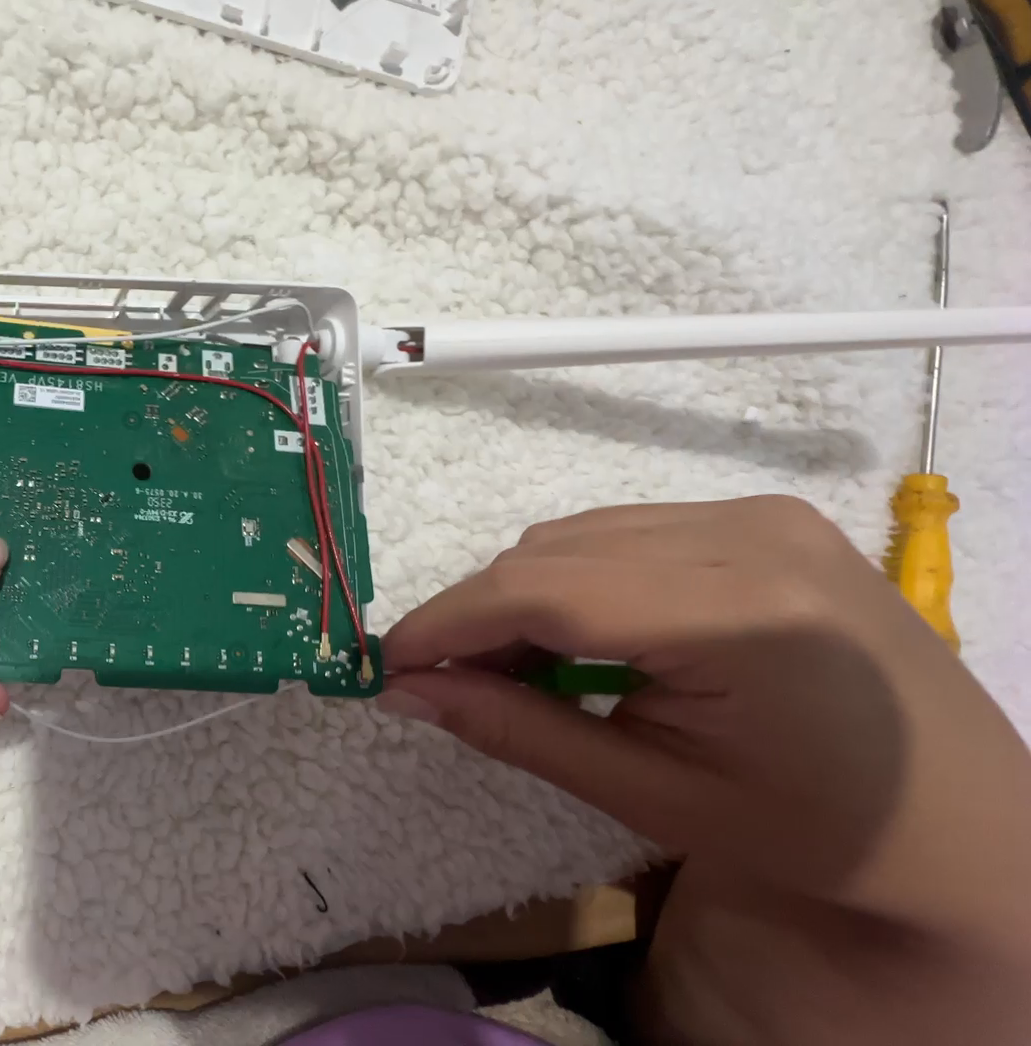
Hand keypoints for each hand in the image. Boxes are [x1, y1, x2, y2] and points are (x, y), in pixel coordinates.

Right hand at [380, 496, 1030, 1042]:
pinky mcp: (760, 520)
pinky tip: (585, 639)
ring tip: (523, 669)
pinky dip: (568, 581)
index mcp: (744, 617)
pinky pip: (614, 533)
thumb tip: (400, 690)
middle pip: (548, 556)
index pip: (544, 592)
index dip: (446, 622)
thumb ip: (513, 730)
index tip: (384, 662)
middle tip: (451, 685)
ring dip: (520, 598)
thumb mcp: (649, 796)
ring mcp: (761, 518)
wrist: (980, 837)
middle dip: (478, 617)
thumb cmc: (817, 837)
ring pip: (571, 537)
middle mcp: (753, 537)